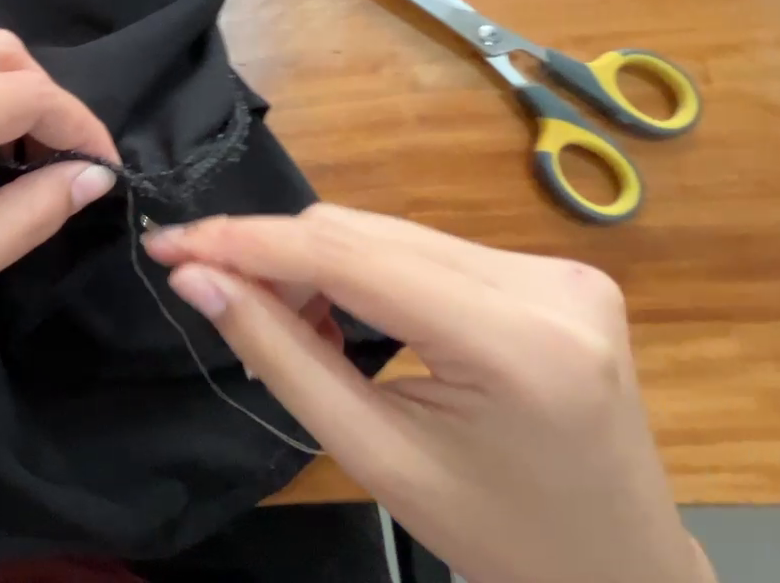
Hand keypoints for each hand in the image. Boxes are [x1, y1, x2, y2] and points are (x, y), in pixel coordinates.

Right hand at [145, 204, 714, 582]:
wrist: (615, 571)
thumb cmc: (490, 531)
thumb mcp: (368, 451)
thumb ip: (275, 352)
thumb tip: (192, 277)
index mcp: (515, 340)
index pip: (344, 256)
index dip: (242, 242)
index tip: (165, 244)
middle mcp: (544, 284)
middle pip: (356, 233)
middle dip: (266, 254)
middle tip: (204, 287)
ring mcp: (551, 272)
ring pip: (375, 231)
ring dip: (303, 260)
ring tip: (272, 314)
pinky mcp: (543, 273)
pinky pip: (407, 245)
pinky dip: (347, 267)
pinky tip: (329, 309)